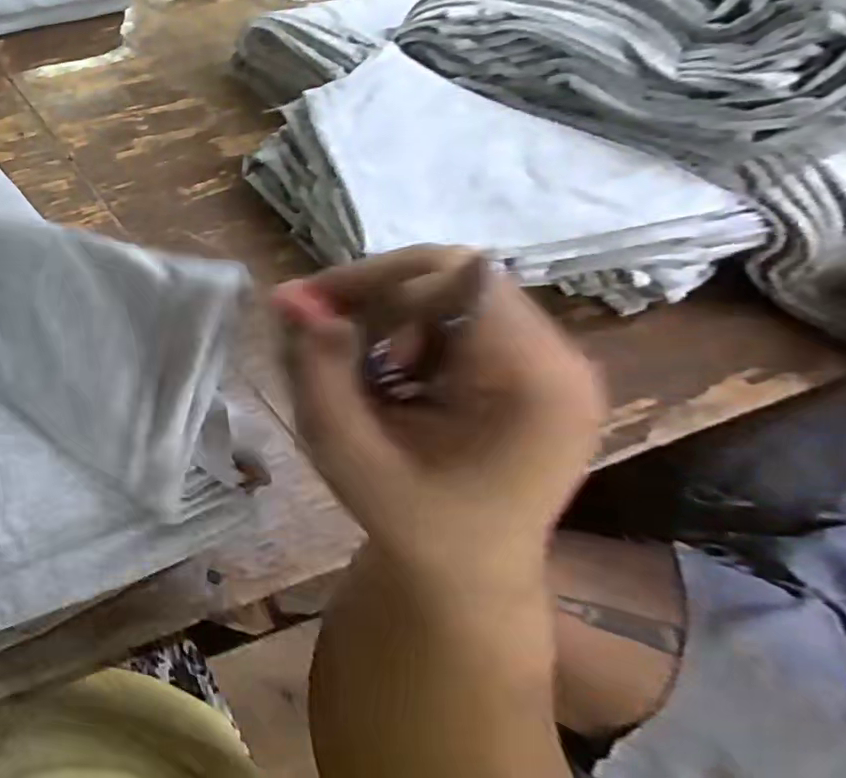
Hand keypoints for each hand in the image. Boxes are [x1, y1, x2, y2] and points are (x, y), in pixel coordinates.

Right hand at [272, 246, 606, 590]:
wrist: (464, 572)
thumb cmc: (407, 518)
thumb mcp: (344, 447)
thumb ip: (317, 369)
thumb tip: (289, 296)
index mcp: (531, 380)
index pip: (452, 274)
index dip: (372, 278)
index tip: (309, 310)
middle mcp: (556, 357)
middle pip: (446, 276)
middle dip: (369, 297)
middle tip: (314, 334)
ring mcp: (545, 360)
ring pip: (441, 290)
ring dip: (380, 317)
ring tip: (354, 370)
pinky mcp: (524, 366)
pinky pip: (449, 314)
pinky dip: (397, 331)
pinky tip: (382, 376)